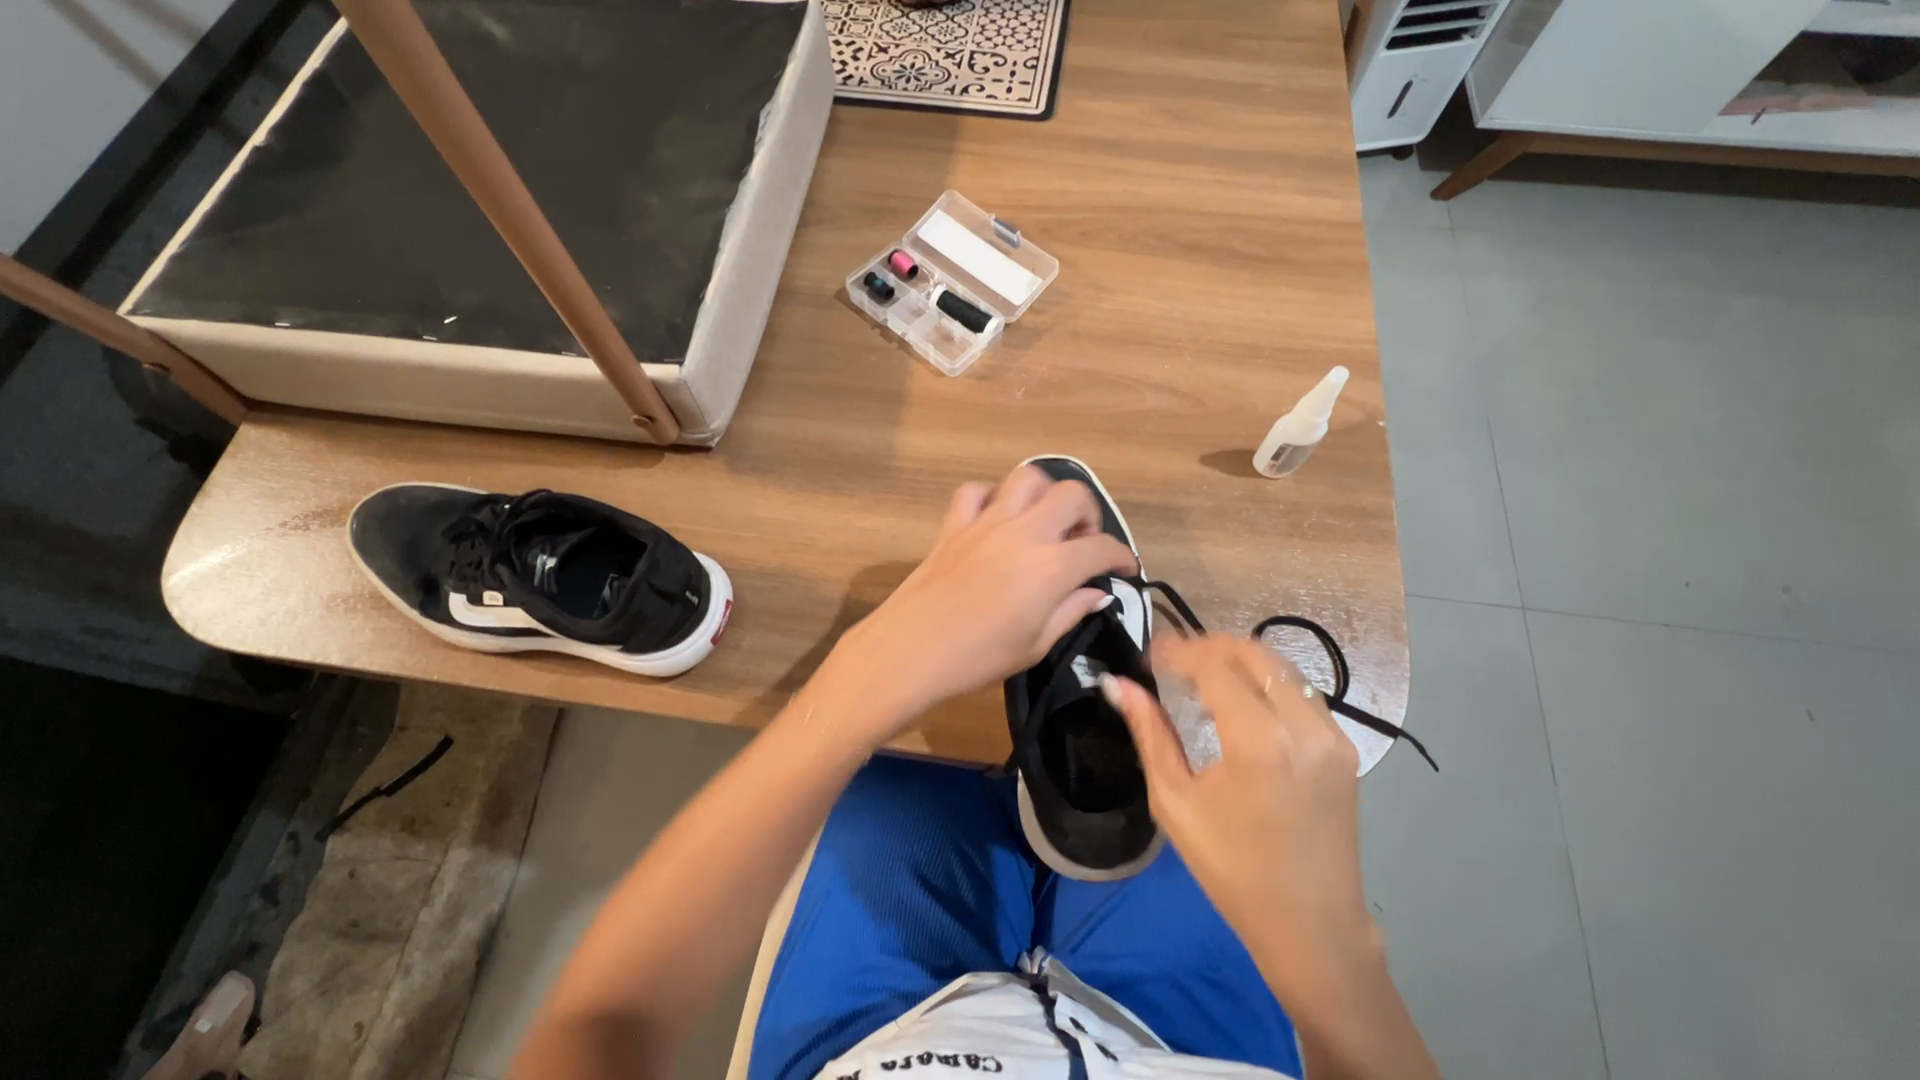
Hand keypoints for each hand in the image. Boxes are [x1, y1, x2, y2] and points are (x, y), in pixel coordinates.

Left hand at [822, 464, 1136, 740]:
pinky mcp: (953, 525)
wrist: (910, 651)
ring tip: (1044, 523)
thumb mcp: (1036, 645)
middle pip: (1072, 495)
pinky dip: (992, 498)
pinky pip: (976, 492)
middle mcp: (1024, 532)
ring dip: (1044, 495)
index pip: (1101, 547)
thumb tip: (1097, 593)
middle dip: (1089, 515)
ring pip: (1026, 478)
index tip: (1125, 568)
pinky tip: (995, 520)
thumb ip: (1071, 611)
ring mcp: (986, 522)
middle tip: (1082, 543)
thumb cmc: (978, 658)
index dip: (1122, 556)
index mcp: (1051, 566)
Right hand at [1100, 635, 1379, 983]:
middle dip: (1209, 646)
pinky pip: (1302, 694)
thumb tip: (1117, 684)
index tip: (1147, 656)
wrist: (1311, 924)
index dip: (1177, 651)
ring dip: (1239, 662)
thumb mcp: (1175, 802)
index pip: (1215, 665)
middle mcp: (1305, 727)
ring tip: (1201, 680)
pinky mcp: (1345, 748)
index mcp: (1259, 742)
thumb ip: (1149, 733)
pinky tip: (1241, 706)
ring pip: (1282, 668)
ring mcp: (1333, 736)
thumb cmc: (1232, 870)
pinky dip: (1267, 685)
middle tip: (1172, 662)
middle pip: (1254, 653)